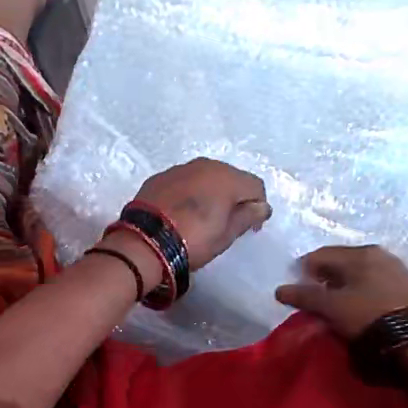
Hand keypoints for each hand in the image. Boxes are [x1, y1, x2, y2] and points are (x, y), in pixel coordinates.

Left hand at [131, 158, 271, 269]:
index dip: (258, 207)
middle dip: (234, 198)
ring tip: (202, 218)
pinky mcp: (159, 178)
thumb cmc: (192, 241)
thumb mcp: (225, 235)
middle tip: (227, 223)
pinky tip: (180, 213)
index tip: (251, 228)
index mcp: (227, 178)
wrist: (144, 242)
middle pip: (230, 178)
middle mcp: (205, 165)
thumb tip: (262, 207)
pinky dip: (188, 194)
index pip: (255, 186)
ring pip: (205, 178)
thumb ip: (247, 217)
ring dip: (210, 194)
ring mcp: (180, 169)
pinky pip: (183, 182)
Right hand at [275, 245, 407, 339]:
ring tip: (334, 307)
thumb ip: (305, 296)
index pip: (319, 255)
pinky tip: (357, 308)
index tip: (296, 291)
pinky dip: (358, 292)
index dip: (303, 272)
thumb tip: (279, 290)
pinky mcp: (405, 285)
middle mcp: (378, 253)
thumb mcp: (332, 307)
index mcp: (359, 253)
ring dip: (341, 287)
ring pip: (356, 273)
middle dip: (322, 279)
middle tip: (313, 301)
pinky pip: (372, 283)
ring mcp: (394, 268)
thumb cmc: (369, 315)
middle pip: (339, 262)